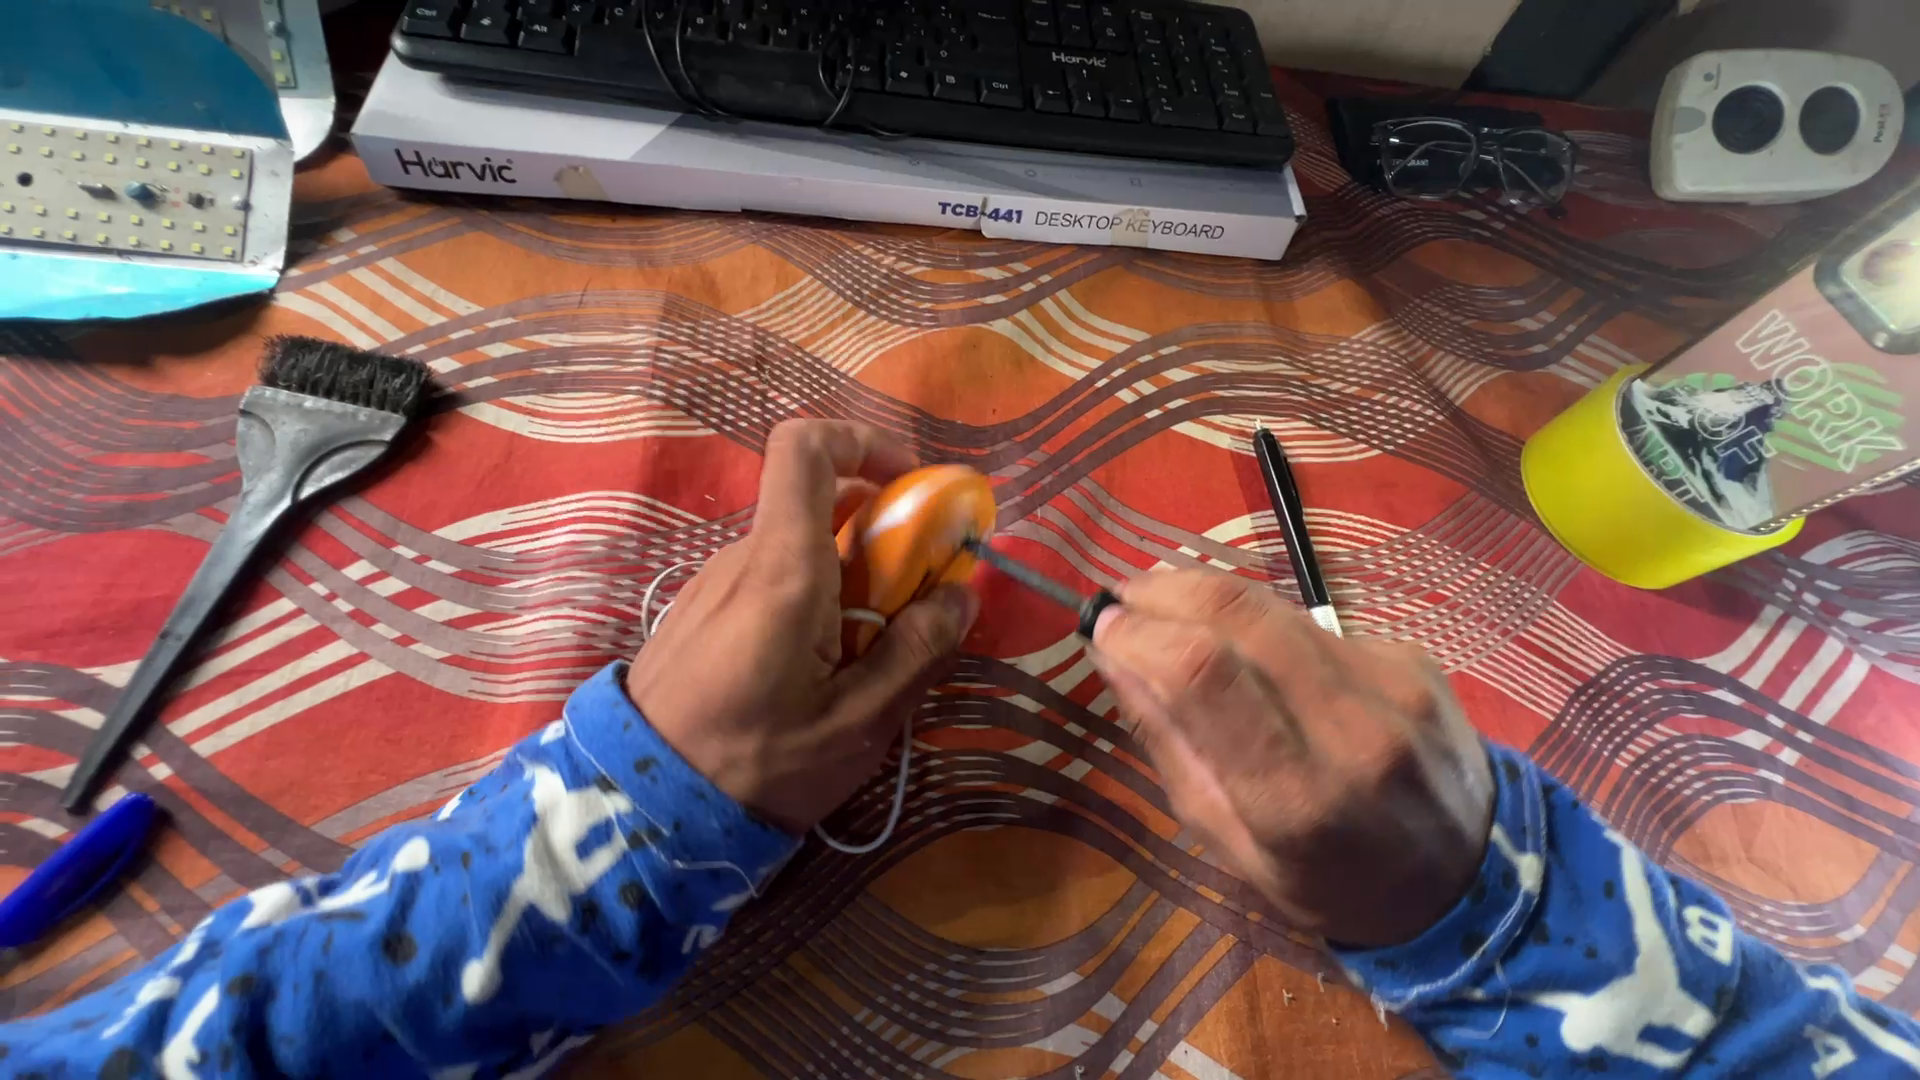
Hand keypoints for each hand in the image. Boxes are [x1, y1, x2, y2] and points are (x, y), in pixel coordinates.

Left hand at [625, 420, 977, 832]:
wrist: (635, 811)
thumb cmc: (754, 766)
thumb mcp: (857, 722)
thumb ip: (917, 651)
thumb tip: (960, 594)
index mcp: (783, 568)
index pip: (806, 447)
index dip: (864, 442)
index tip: (911, 486)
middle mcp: (743, 558)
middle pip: (819, 502)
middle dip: (882, 530)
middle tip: (916, 594)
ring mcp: (716, 583)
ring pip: (800, 546)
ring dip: (852, 572)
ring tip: (870, 649)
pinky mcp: (703, 612)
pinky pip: (773, 578)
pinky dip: (816, 595)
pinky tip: (821, 667)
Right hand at [1090, 569, 1492, 947]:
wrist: (1469, 882)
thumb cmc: (1322, 878)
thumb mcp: (1224, 839)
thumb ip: (1167, 742)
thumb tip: (1114, 654)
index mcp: (1292, 797)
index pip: (1200, 675)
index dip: (1138, 634)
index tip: (1101, 626)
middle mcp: (1350, 728)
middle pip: (1236, 616)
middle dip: (1162, 592)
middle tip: (1124, 596)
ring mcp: (1391, 683)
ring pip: (1272, 604)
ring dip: (1201, 590)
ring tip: (1162, 598)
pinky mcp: (1411, 656)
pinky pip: (1309, 621)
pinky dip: (1256, 620)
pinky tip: (1244, 640)